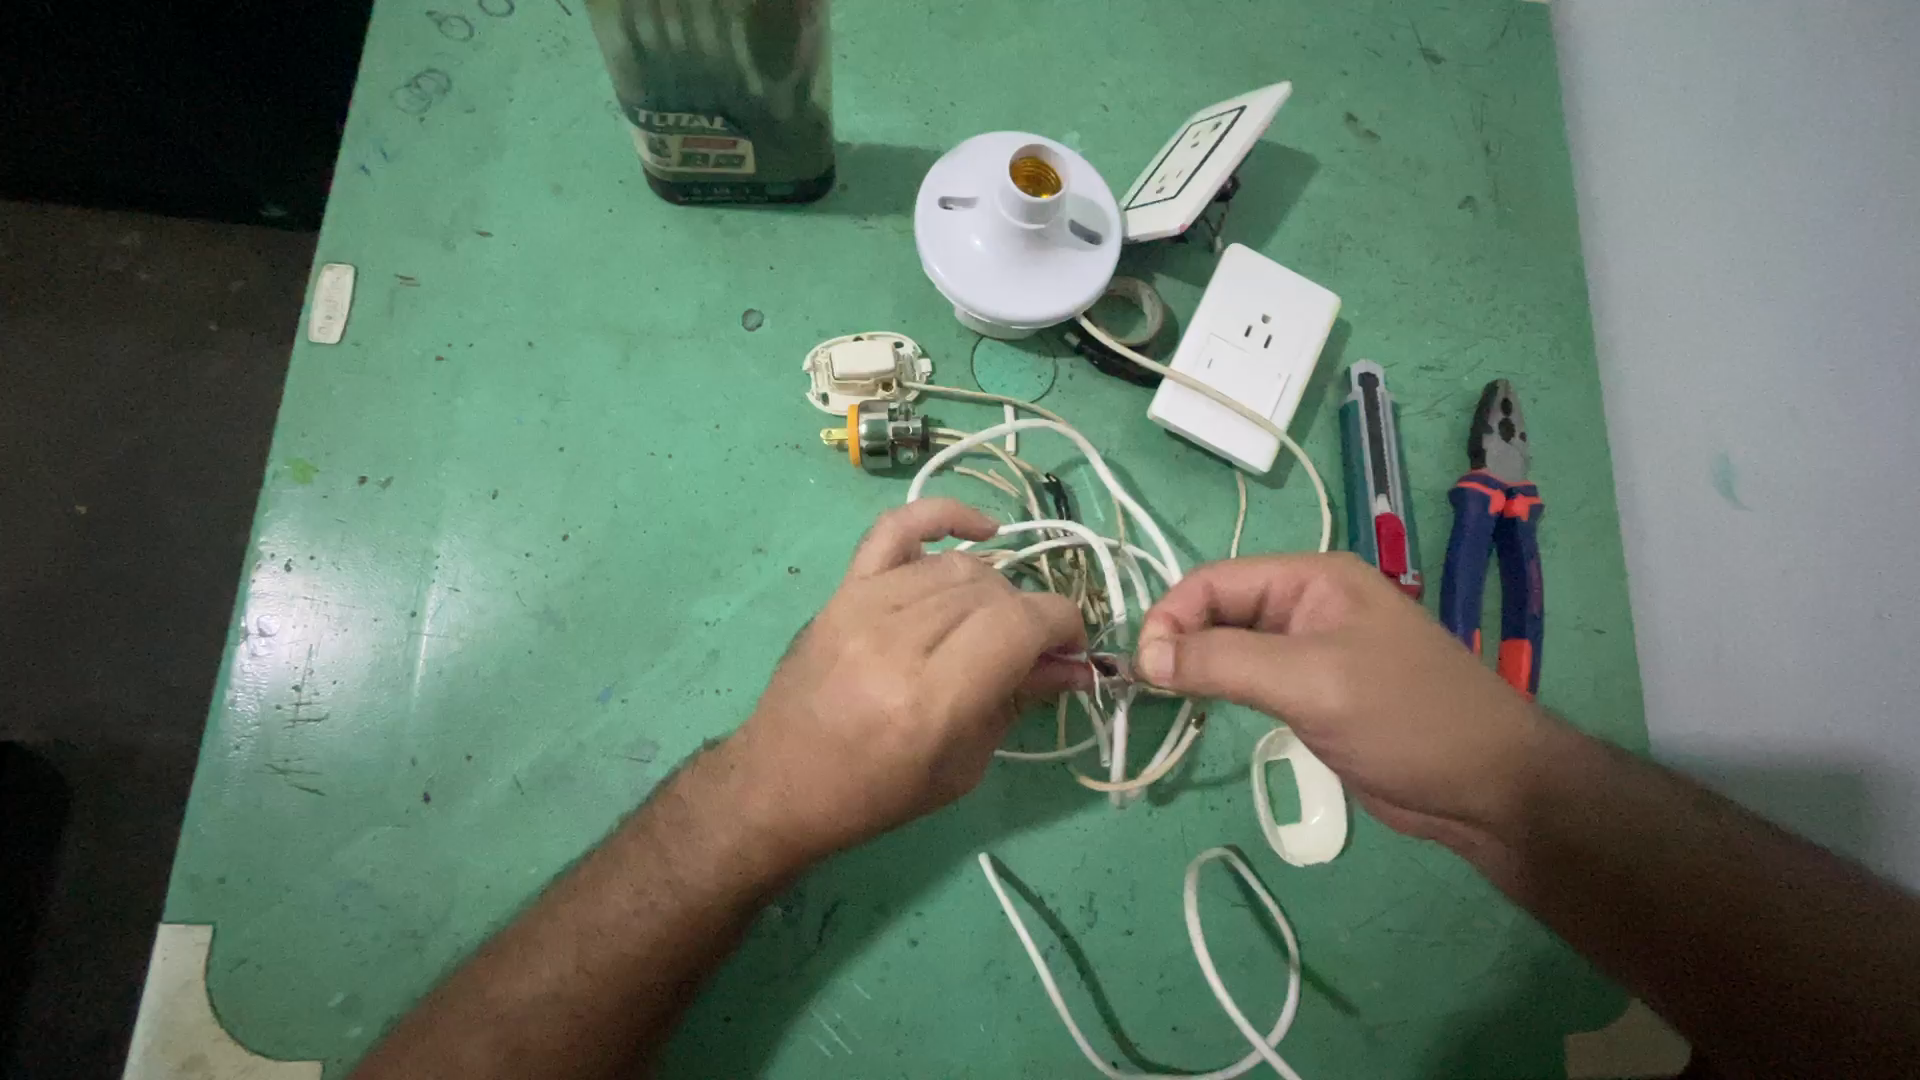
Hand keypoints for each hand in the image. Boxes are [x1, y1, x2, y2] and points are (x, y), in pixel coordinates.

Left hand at [725, 499, 1087, 863]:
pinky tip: (981, 532)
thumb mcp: (964, 763)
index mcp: (931, 697)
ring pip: (958, 566)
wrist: (781, 782)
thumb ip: (1021, 699)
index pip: (1019, 624)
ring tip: (998, 623)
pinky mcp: (842, 589)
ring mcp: (862, 605)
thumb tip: (1077, 663)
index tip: (1072, 646)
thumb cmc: (878, 792)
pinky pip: (897, 528)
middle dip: (1032, 615)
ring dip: (997, 590)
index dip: (1062, 624)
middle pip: (993, 592)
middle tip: (1036, 649)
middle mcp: (896, 640)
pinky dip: (943, 515)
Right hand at [1134, 553, 1547, 848]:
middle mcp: (1305, 602)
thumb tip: (1145, 658)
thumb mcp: (1310, 681)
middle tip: (1152, 686)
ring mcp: (1309, 646)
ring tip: (1167, 695)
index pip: (1213, 580)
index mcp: (1310, 578)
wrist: (1491, 791)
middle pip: (1217, 607)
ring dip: (1195, 662)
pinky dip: (1219, 683)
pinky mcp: (1311, 687)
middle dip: (1179, 639)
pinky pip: (1248, 673)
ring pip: (1229, 641)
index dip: (1171, 616)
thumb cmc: (1406, 718)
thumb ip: (1223, 661)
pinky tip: (1203, 702)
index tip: (1144, 666)